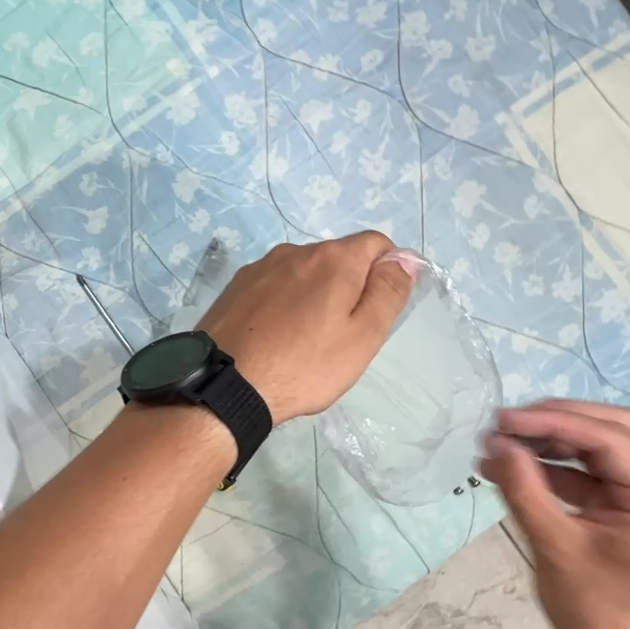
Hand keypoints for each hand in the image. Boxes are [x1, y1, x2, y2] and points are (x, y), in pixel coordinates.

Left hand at [195, 232, 416, 423]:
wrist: (225, 385)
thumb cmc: (303, 365)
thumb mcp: (362, 336)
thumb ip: (387, 292)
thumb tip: (404, 259)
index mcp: (332, 258)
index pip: (375, 243)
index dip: (387, 269)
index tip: (379, 306)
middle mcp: (293, 252)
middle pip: (335, 259)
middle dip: (347, 287)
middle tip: (341, 336)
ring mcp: (258, 269)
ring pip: (301, 274)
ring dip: (311, 297)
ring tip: (303, 342)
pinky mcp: (233, 289)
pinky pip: (271, 289)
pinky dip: (281, 306)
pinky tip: (273, 338)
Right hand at [479, 400, 629, 628]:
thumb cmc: (596, 613)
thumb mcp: (553, 544)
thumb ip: (524, 486)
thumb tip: (495, 443)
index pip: (608, 439)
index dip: (550, 422)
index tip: (500, 420)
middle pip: (618, 432)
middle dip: (557, 422)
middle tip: (505, 424)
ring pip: (610, 449)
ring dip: (557, 444)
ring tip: (504, 446)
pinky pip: (605, 476)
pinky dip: (565, 470)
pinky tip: (521, 470)